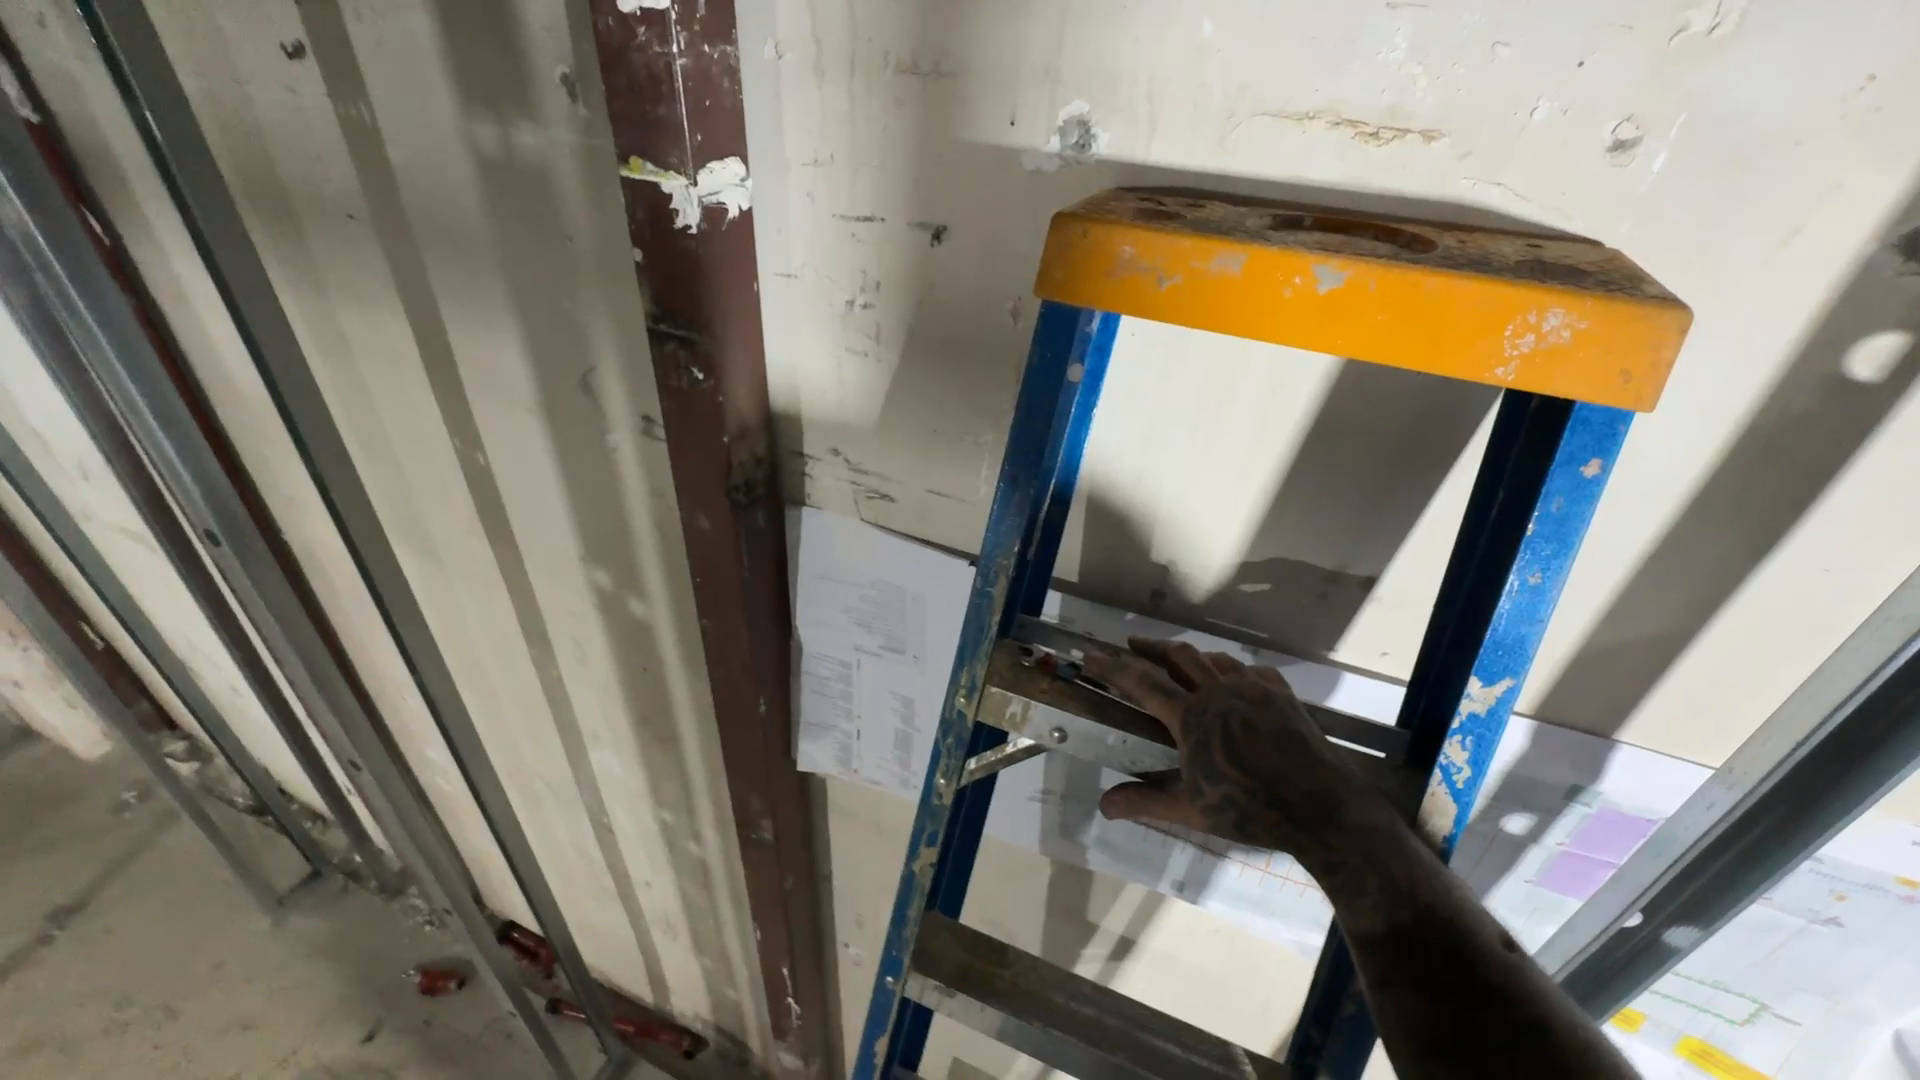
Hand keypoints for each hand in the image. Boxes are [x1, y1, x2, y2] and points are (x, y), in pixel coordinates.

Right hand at [1082, 637, 1392, 867]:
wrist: (1321, 806)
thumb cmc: (1250, 810)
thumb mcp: (1191, 811)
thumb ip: (1145, 802)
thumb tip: (1103, 805)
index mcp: (1191, 716)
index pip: (1142, 683)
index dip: (1113, 668)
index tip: (1091, 656)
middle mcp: (1218, 692)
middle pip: (1177, 656)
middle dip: (1150, 647)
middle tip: (1132, 645)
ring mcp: (1253, 689)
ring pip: (1214, 658)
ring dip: (1189, 654)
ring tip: (1178, 658)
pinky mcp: (1281, 694)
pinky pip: (1250, 670)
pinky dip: (1232, 669)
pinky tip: (1234, 678)